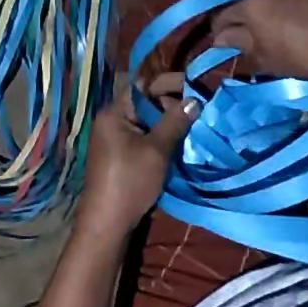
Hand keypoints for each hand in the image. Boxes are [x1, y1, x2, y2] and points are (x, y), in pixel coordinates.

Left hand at [75, 87, 200, 244]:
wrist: (107, 223)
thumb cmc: (129, 182)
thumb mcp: (156, 150)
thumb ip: (175, 121)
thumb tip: (195, 99)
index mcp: (114, 113)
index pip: (143, 85)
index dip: (169, 82)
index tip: (196, 85)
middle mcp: (112, 120)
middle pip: (145, 101)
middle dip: (173, 102)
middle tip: (200, 109)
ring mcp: (115, 138)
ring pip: (147, 120)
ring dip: (170, 121)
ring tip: (195, 125)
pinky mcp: (121, 155)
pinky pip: (144, 136)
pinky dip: (162, 136)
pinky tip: (181, 142)